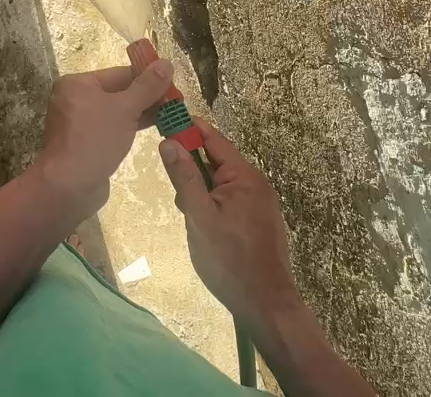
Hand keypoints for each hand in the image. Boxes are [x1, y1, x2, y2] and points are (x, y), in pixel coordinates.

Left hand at [30, 60, 176, 217]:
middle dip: (147, 96)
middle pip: (118, 92)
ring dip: (142, 112)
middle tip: (177, 102)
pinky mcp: (85, 143)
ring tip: (172, 115)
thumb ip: (147, 87)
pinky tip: (154, 128)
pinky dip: (130, 127)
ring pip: (116, 112)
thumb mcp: (124, 109)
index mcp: (78, 84)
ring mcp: (79, 123)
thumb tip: (166, 63)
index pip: (119, 73)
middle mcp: (75, 99)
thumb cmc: (94, 139)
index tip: (173, 82)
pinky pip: (112, 128)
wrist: (68, 187)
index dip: (148, 77)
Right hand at [159, 119, 301, 332]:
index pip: (213, 138)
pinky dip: (212, 205)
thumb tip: (169, 142)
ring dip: (201, 193)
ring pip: (220, 183)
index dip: (188, 129)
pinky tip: (206, 229)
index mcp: (245, 176)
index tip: (164, 124)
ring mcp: (260, 203)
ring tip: (193, 220)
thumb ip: (185, 177)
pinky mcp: (258, 220)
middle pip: (216, 161)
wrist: (266, 306)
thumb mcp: (200, 216)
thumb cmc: (230, 260)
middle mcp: (256, 183)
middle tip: (179, 195)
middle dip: (192, 172)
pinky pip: (229, 200)